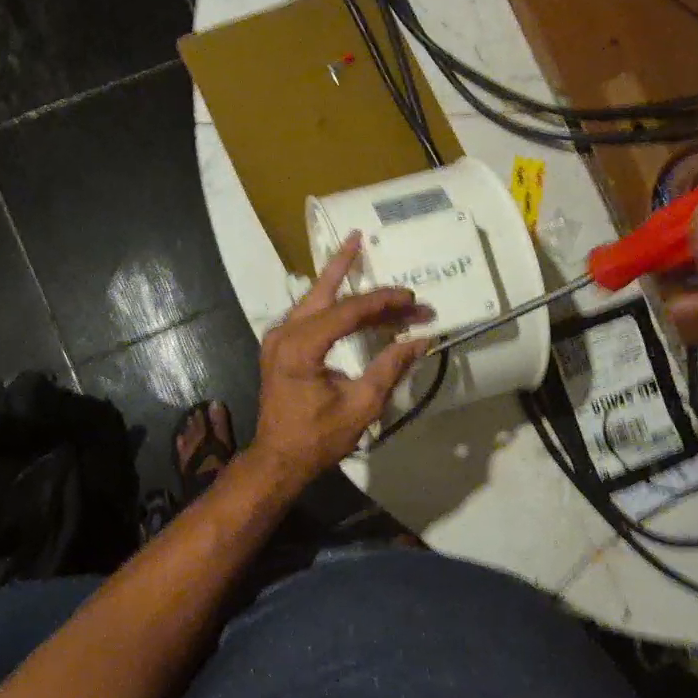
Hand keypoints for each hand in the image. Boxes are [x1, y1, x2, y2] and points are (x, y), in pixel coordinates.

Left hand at [247, 233, 432, 486]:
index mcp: (301, 347)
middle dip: (347, 266)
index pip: (349, 312)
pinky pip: (307, 314)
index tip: (413, 302)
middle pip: (321, 291)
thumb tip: (420, 341)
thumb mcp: (361, 406)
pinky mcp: (280, 348)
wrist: (278, 459)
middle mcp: (284, 334)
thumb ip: (389, 368)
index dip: (384, 303)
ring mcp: (277, 339)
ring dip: (337, 280)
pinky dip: (328, 300)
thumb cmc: (318, 438)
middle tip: (362, 237)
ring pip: (312, 299)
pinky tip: (343, 291)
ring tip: (354, 250)